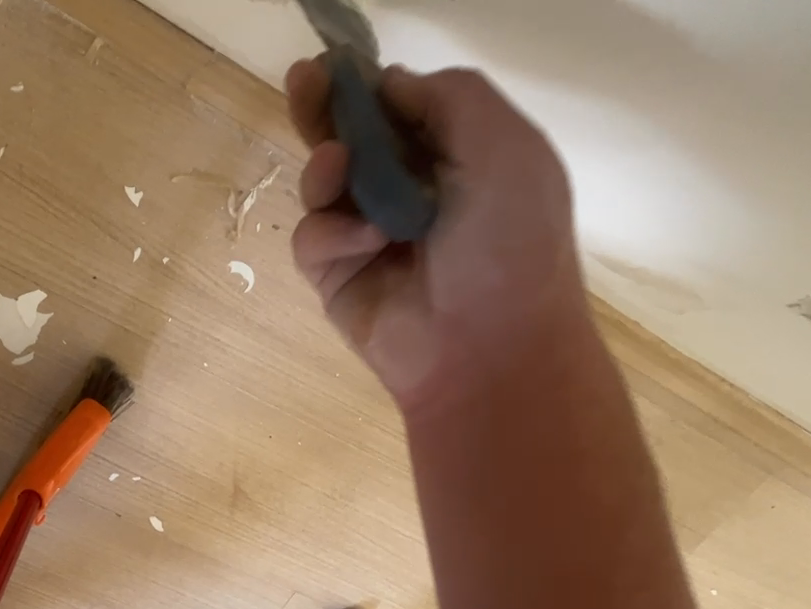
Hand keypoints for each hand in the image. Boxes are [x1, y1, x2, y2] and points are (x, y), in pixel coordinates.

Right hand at [287, 59, 593, 410]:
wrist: (486, 347)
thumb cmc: (509, 243)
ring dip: (326, 169)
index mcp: (453, 156)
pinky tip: (365, 244)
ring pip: (321, 184)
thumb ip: (450, 98)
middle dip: (323, 110)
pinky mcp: (333, 276)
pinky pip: (311, 238)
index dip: (365, 84)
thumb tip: (389, 84)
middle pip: (348, 139)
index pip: (396, 109)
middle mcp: (405, 191)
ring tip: (337, 168)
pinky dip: (332, 235)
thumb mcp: (504, 145)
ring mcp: (364, 235)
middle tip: (301, 80)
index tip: (335, 60)